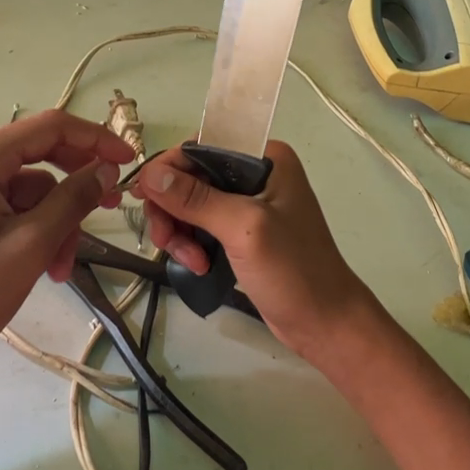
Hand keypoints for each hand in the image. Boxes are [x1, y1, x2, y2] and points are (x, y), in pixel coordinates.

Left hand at [0, 110, 133, 390]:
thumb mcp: (29, 247)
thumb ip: (73, 200)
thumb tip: (105, 169)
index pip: (51, 127)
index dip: (96, 140)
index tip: (129, 162)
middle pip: (39, 157)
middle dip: (73, 191)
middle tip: (109, 214)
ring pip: (26, 189)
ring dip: (52, 223)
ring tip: (59, 269)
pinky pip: (6, 206)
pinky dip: (29, 230)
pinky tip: (39, 266)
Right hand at [131, 140, 372, 357]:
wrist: (324, 324)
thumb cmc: (294, 270)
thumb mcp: (244, 229)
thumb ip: (196, 199)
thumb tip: (149, 175)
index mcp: (264, 157)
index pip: (201, 146)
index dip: (169, 169)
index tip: (145, 198)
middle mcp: (254, 172)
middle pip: (190, 175)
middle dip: (172, 207)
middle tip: (166, 240)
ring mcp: (247, 202)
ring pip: (189, 203)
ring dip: (180, 231)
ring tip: (190, 261)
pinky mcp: (240, 230)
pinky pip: (199, 225)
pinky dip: (190, 243)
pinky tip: (197, 265)